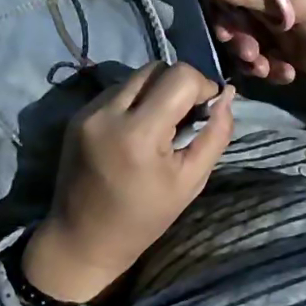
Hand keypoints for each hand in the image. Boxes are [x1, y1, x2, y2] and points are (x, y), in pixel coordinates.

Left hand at [23, 63, 234, 302]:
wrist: (83, 238)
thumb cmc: (144, 217)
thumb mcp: (191, 181)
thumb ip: (215, 135)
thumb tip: (228, 96)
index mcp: (139, 133)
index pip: (180, 76)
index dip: (202, 86)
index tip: (206, 111)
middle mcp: (108, 113)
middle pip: (157, 68)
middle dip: (180, 85)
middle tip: (186, 116)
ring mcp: (88, 112)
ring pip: (136, 76)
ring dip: (157, 91)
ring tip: (161, 125)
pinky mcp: (78, 115)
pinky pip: (117, 91)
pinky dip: (135, 101)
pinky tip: (138, 130)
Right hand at [205, 0, 305, 83]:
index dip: (223, 12)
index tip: (228, 32)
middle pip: (235, 19)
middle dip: (240, 41)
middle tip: (251, 54)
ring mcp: (280, 24)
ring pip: (248, 43)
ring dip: (252, 59)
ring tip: (268, 69)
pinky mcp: (288, 49)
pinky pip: (265, 59)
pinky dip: (270, 69)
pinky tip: (287, 74)